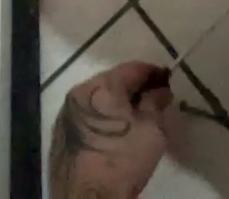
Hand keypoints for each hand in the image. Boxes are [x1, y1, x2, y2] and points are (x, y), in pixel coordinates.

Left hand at [48, 62, 172, 197]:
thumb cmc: (123, 161)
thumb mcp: (152, 129)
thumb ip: (156, 103)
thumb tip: (161, 91)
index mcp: (100, 86)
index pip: (132, 68)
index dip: (154, 73)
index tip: (168, 81)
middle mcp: (78, 94)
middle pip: (113, 82)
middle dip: (135, 88)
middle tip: (154, 99)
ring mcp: (65, 117)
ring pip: (98, 100)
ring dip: (117, 104)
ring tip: (136, 116)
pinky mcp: (60, 138)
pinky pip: (87, 118)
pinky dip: (103, 119)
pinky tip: (116, 132)